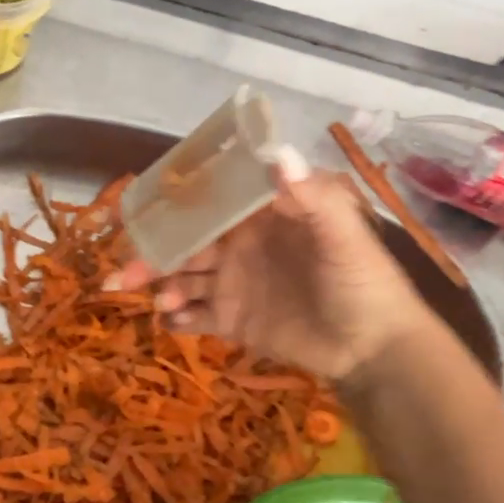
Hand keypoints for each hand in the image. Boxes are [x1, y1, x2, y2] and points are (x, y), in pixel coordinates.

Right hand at [110, 165, 434, 381]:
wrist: (378, 350)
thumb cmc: (365, 283)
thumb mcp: (344, 236)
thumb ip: (311, 196)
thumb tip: (277, 152)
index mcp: (260, 220)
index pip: (208, 206)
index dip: (174, 208)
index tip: (140, 213)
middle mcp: (239, 248)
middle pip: (184, 246)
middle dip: (152, 257)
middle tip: (125, 274)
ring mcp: (234, 285)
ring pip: (182, 281)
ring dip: (162, 288)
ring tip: (160, 303)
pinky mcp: (233, 321)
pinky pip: (194, 317)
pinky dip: (176, 319)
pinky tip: (171, 323)